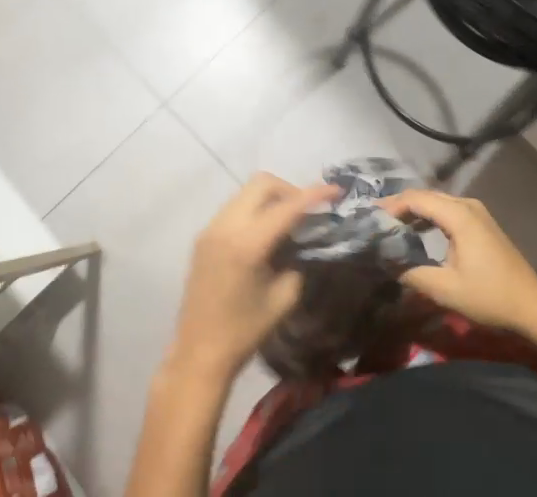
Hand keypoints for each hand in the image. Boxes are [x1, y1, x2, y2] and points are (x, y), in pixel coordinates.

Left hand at [169, 174, 338, 380]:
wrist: (200, 353)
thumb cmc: (245, 331)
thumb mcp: (284, 297)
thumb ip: (298, 260)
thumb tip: (305, 239)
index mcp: (247, 244)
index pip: (288, 206)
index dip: (315, 195)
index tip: (337, 191)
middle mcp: (225, 227)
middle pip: (262, 183)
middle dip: (290, 190)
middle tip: (309, 212)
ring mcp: (210, 229)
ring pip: (246, 192)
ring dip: (271, 198)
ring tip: (289, 222)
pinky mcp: (203, 237)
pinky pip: (234, 207)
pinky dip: (255, 210)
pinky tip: (267, 233)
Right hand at [379, 190, 536, 334]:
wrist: (531, 304)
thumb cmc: (489, 296)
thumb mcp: (445, 289)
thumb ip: (412, 273)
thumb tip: (385, 263)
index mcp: (459, 215)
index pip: (416, 199)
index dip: (391, 206)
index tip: (369, 219)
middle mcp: (468, 205)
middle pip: (426, 196)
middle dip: (399, 206)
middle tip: (374, 223)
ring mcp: (476, 213)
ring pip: (437, 202)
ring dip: (413, 211)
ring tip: (389, 227)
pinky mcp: (480, 223)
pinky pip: (447, 211)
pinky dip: (428, 217)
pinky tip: (415, 232)